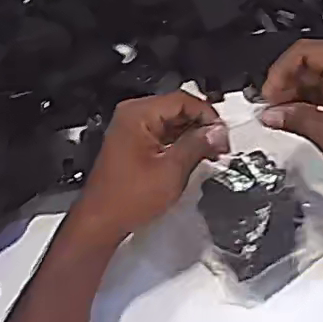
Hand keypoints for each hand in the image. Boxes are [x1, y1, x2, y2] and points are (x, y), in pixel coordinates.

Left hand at [67, 91, 229, 245]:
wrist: (101, 221)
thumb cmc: (125, 199)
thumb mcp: (171, 170)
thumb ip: (197, 145)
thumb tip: (216, 132)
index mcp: (137, 114)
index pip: (182, 100)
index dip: (207, 115)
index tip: (222, 133)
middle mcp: (132, 116)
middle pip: (177, 109)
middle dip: (201, 126)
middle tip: (219, 145)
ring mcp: (131, 129)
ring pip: (171, 122)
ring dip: (192, 136)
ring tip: (210, 154)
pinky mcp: (133, 143)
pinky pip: (162, 134)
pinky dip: (179, 144)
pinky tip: (192, 158)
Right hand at [260, 40, 322, 198]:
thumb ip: (295, 118)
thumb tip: (267, 115)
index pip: (301, 52)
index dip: (279, 73)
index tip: (267, 99)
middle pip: (304, 64)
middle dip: (284, 86)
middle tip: (269, 111)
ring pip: (310, 80)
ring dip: (292, 97)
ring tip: (277, 118)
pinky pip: (320, 93)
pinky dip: (305, 105)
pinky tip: (292, 120)